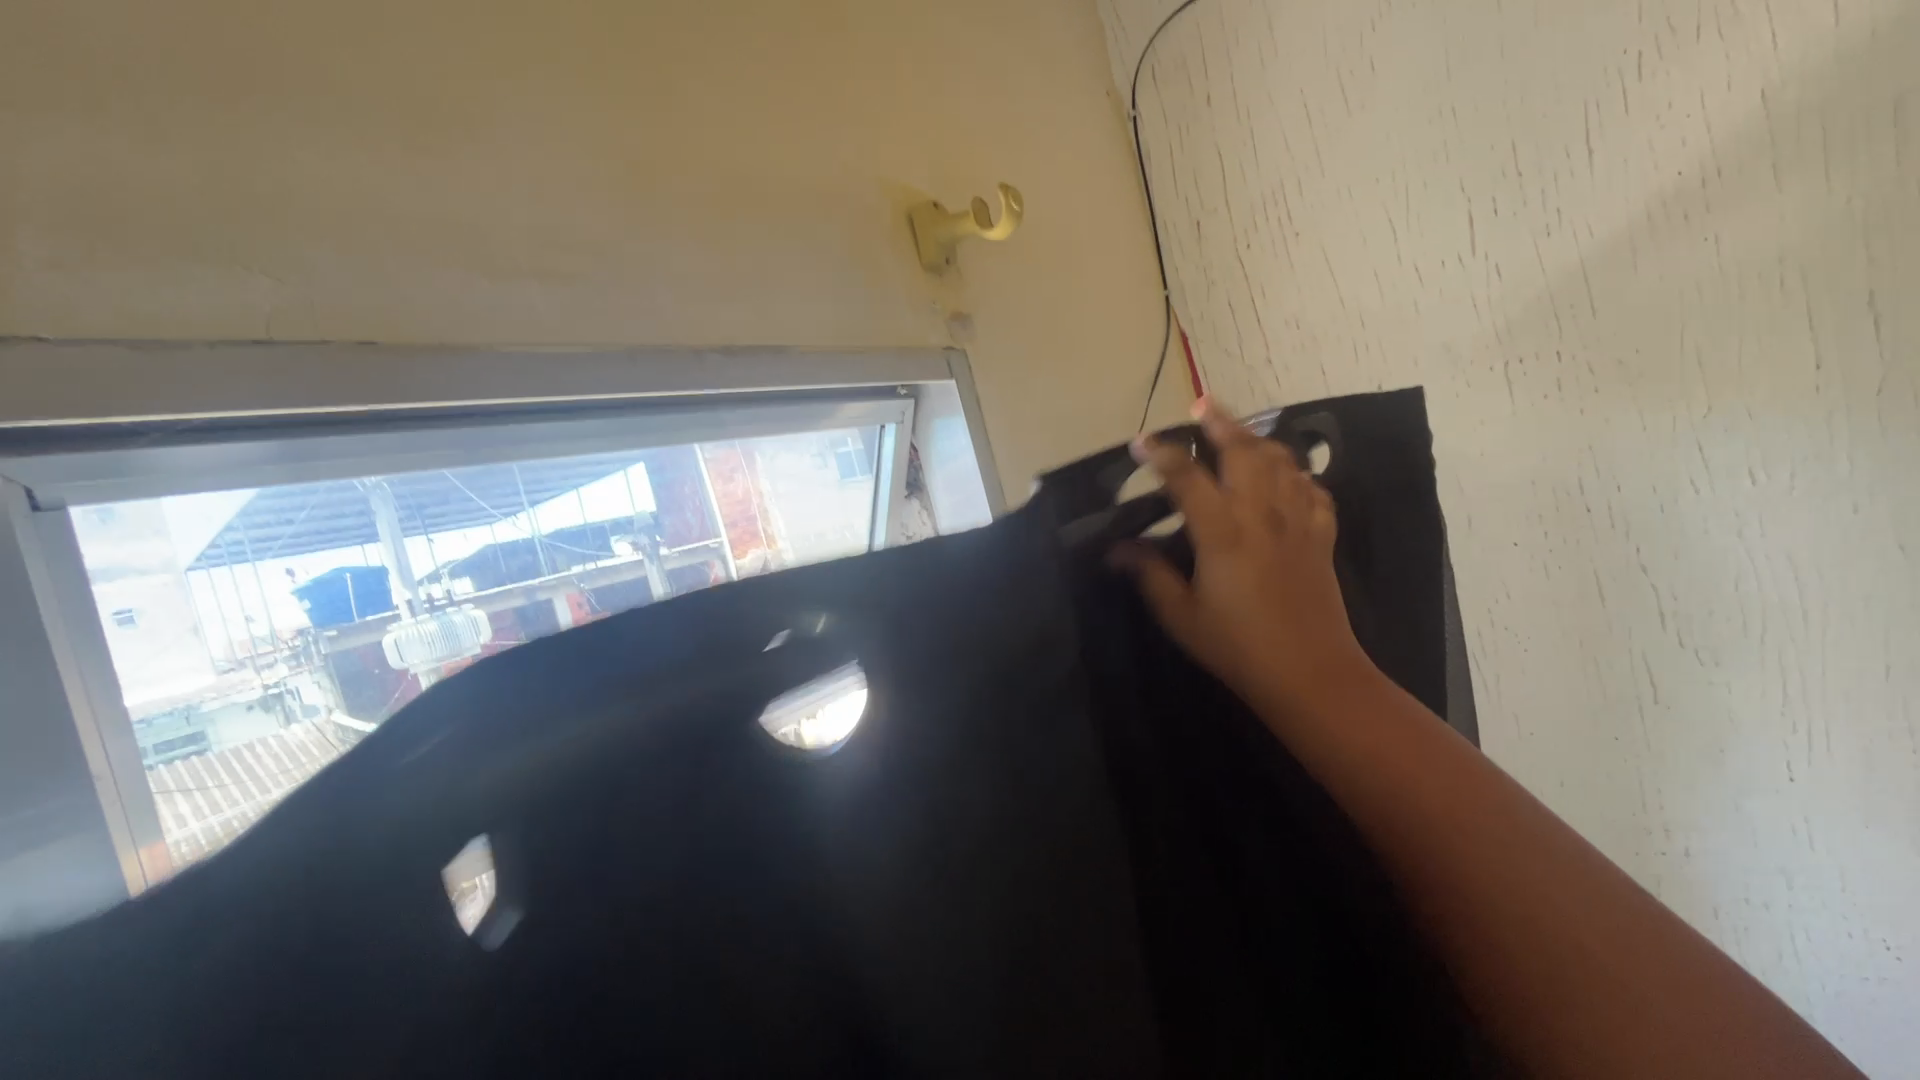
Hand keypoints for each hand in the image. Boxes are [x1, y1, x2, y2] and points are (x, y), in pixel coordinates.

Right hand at [1110, 396, 1379, 714]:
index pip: (1186, 476)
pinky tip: (1286, 478)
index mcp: (1222, 531)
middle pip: (1243, 450)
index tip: (1140, 442)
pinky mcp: (1321, 537)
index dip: (1160, 454)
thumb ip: (1149, 575)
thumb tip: (1117, 550)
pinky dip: (1297, 474)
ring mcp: (1297, 521)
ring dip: (1258, 440)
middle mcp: (1262, 514)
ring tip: (1240, 432)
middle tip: (1201, 406)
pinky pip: (1313, 489)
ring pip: (1282, 461)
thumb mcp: (1182, 615)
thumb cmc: (1237, 646)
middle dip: (1220, 422)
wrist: (1310, 672)